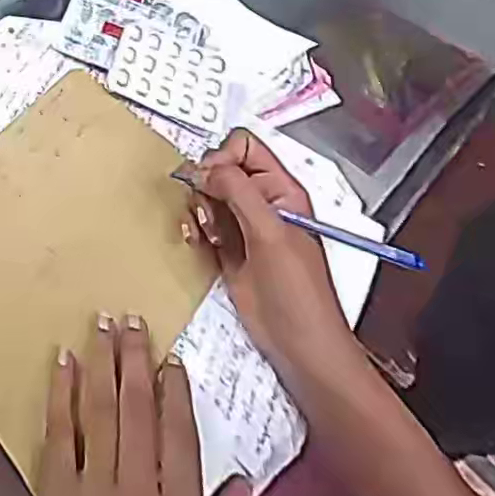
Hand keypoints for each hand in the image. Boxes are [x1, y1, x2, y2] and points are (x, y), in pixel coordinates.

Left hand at [39, 313, 200, 495]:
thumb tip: (243, 484)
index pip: (180, 437)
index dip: (178, 393)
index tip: (172, 357)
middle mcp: (134, 486)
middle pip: (137, 409)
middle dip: (135, 360)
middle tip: (132, 320)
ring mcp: (92, 485)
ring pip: (100, 409)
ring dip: (102, 362)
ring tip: (102, 324)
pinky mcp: (55, 488)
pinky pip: (58, 430)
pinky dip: (61, 391)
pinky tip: (64, 358)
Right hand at [184, 129, 351, 368]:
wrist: (301, 349)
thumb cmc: (297, 292)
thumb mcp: (270, 234)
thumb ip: (237, 192)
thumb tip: (203, 168)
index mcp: (280, 189)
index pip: (244, 146)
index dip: (223, 157)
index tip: (212, 181)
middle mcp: (260, 201)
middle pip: (219, 168)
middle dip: (206, 184)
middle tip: (208, 211)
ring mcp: (242, 224)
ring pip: (206, 193)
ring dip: (197, 208)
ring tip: (207, 232)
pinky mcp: (227, 246)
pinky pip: (201, 220)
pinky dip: (193, 226)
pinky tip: (198, 242)